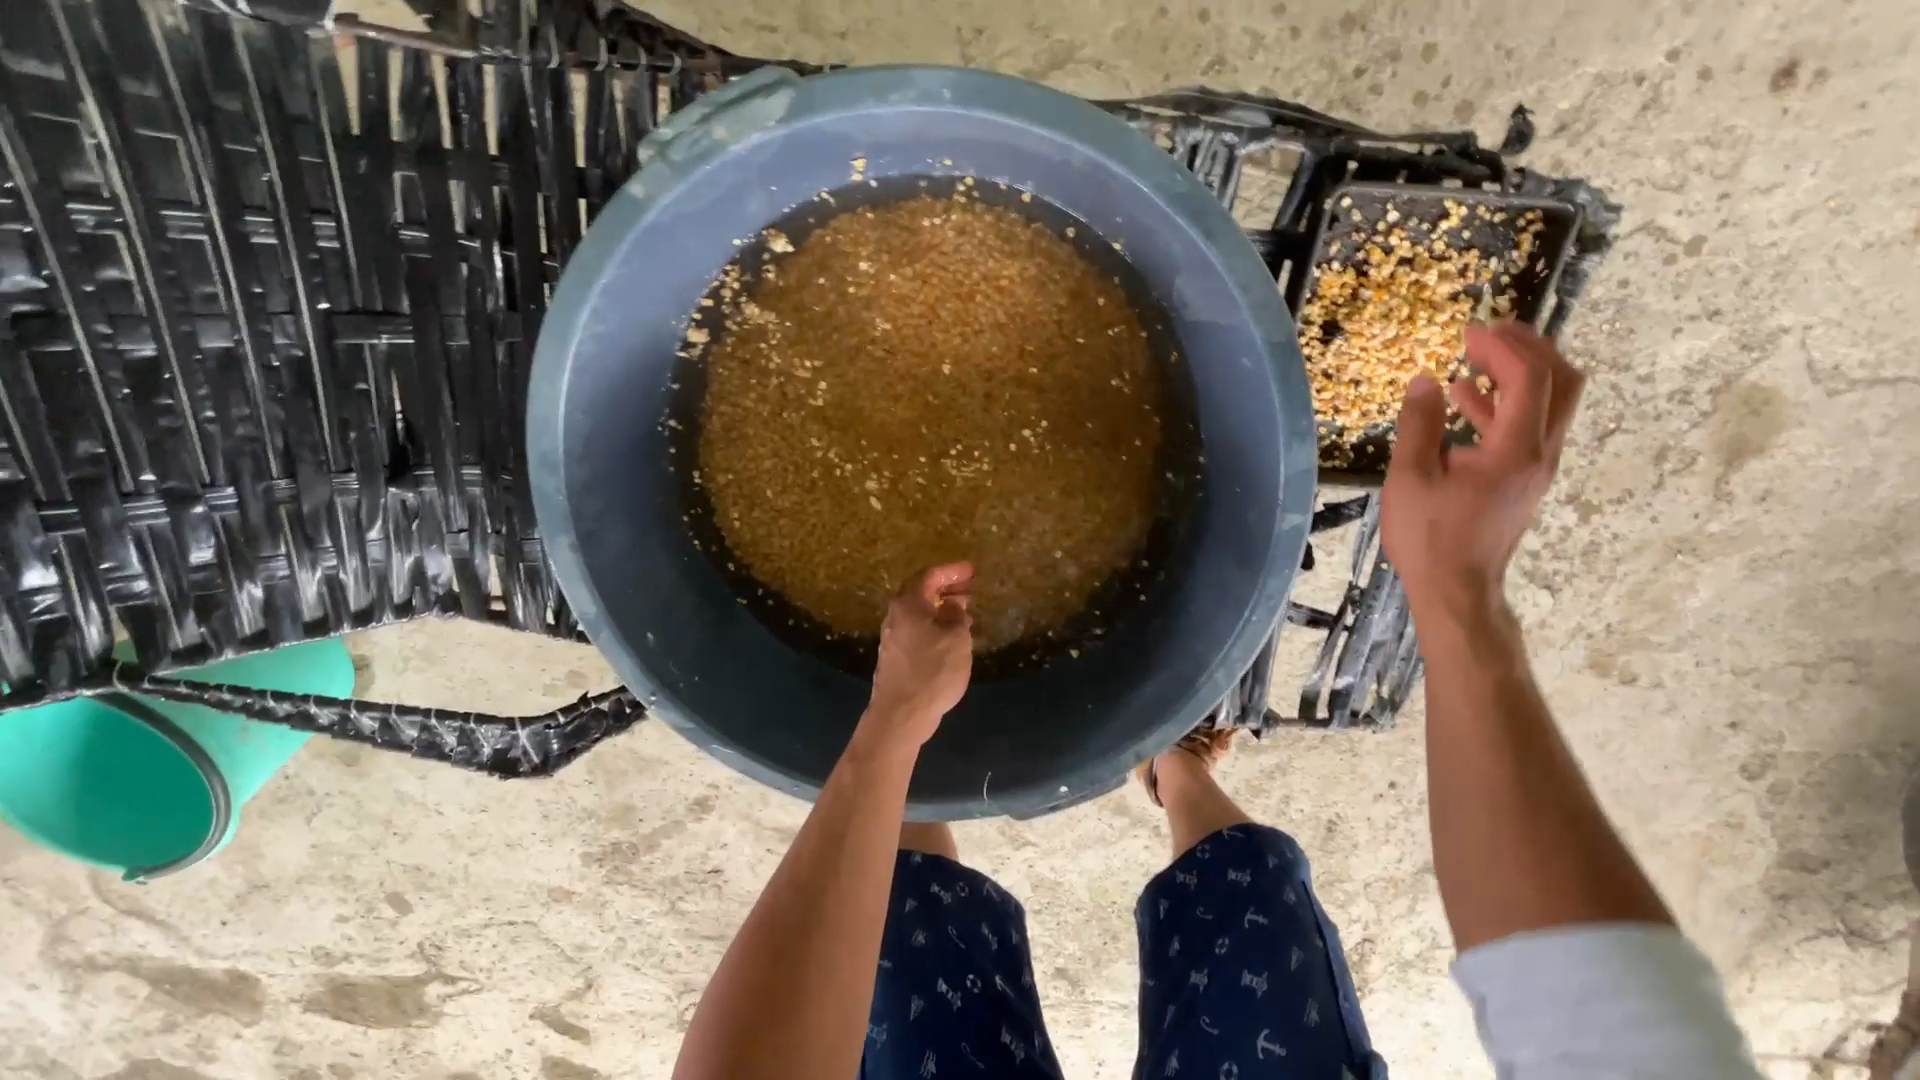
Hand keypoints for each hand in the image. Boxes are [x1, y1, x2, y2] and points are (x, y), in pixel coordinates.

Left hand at [861, 562, 974, 750]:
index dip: (951, 571)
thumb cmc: (933, 671)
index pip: (929, 576)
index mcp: (908, 604)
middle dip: (946, 589)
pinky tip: (951, 639)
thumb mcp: (956, 638)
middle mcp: (895, 617)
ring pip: (920, 614)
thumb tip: (951, 604)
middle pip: (921, 593)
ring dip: (942, 610)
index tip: (972, 570)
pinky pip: (918, 631)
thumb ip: (955, 614)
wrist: (902, 714)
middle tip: (970, 589)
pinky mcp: (895, 658)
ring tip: (966, 614)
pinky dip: (935, 627)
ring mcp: (892, 638)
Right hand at [1381, 321, 1583, 619]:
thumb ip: (1418, 426)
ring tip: (1475, 357)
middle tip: (1489, 333)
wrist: (1456, 589)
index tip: (1467, 331)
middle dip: (1528, 349)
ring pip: (1550, 404)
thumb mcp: (1410, 479)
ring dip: (1519, 373)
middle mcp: (1540, 454)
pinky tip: (1462, 398)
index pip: (1527, 379)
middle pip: (1561, 382)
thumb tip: (1423, 382)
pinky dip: (1502, 403)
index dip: (1501, 347)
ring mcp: (1536, 468)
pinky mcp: (1523, 479)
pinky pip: (1526, 427)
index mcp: (1515, 452)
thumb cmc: (1429, 538)